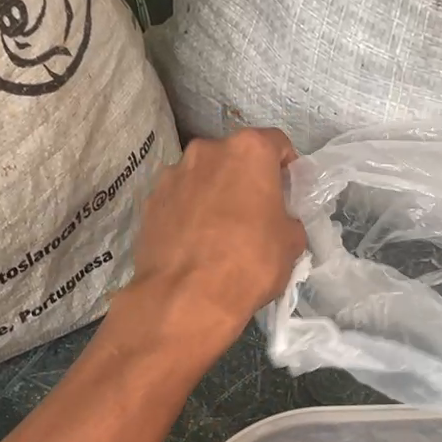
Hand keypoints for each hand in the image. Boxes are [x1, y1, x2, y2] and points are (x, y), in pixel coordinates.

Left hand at [118, 128, 306, 353]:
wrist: (185, 298)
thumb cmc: (249, 263)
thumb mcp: (291, 244)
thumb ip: (289, 221)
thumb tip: (280, 224)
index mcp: (248, 150)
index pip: (276, 143)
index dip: (286, 168)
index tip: (289, 192)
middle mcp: (207, 151)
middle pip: (235, 158)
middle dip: (246, 180)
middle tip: (256, 214)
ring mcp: (173, 175)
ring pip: (204, 178)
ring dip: (215, 195)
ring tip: (221, 233)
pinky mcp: (150, 202)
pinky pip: (179, 201)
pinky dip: (190, 213)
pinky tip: (195, 244)